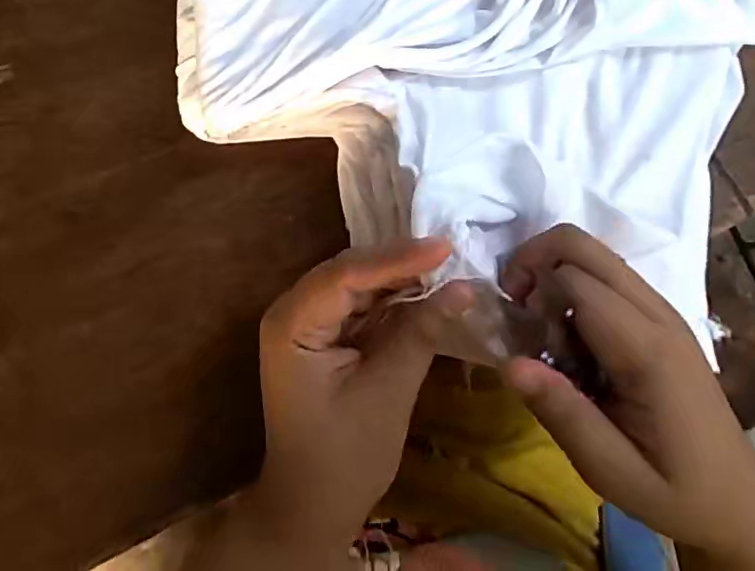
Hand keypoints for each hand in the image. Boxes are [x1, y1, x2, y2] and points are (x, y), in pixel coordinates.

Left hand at [189, 237, 461, 569]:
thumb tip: (463, 287)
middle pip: (349, 271)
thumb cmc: (344, 457)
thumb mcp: (387, 394)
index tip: (443, 247)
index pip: (345, 276)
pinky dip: (392, 295)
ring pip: (356, 280)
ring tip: (444, 263)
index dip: (396, 258)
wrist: (310, 507)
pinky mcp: (323, 331)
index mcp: (292, 325)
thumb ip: (420, 334)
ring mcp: (305, 320)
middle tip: (449, 250)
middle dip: (399, 261)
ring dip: (398, 274)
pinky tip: (423, 287)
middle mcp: (291, 311)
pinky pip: (359, 301)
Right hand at [499, 226, 754, 570]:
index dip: (533, 287)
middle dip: (535, 257)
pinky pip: (606, 275)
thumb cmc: (675, 492)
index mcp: (646, 349)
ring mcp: (662, 310)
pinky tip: (569, 335)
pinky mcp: (660, 316)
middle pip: (583, 244)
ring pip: (594, 253)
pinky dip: (574, 284)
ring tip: (540, 326)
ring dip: (554, 271)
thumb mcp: (612, 471)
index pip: (575, 279)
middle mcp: (657, 313)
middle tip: (516, 304)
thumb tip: (509, 363)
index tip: (514, 324)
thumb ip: (562, 414)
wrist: (740, 502)